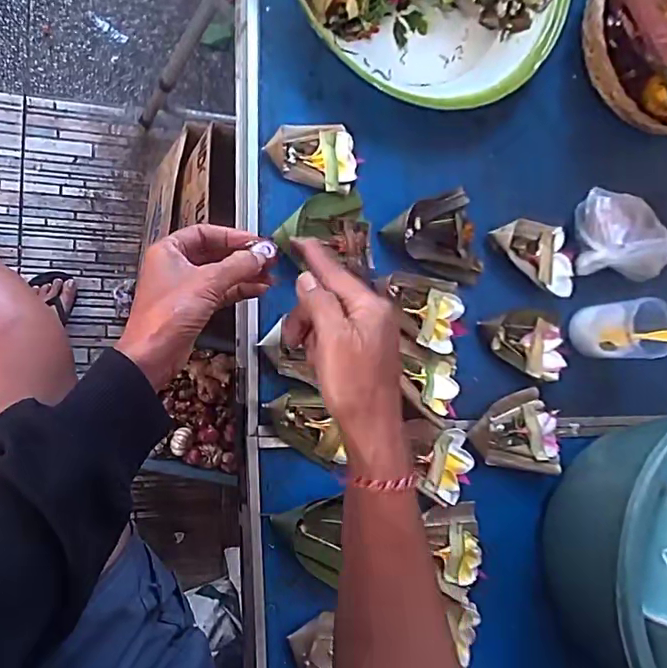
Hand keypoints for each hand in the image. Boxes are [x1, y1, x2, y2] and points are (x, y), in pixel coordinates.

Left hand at [117, 224, 275, 389]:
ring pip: (220, 274)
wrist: (152, 356)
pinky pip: (220, 292)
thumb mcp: (206, 283)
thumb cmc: (163, 318)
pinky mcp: (192, 308)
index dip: (232, 235)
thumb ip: (237, 265)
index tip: (255, 242)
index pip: (205, 232)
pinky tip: (257, 289)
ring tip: (268, 274)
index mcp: (168, 251)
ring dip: (244, 274)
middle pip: (215, 253)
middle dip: (242, 256)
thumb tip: (260, 253)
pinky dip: (238, 290)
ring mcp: (184, 288)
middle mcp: (175, 266)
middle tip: (266, 258)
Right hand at [281, 238, 408, 476]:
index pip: (336, 271)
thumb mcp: (331, 339)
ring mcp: (370, 331)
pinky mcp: (364, 349)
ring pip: (328, 316)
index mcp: (369, 306)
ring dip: (310, 331)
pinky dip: (320, 343)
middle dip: (306, 312)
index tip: (297, 240)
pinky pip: (334, 333)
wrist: (371, 427)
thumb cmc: (352, 385)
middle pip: (328, 295)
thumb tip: (308, 279)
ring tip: (306, 354)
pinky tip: (318, 361)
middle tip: (292, 337)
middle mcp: (373, 313)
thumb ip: (319, 303)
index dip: (314, 255)